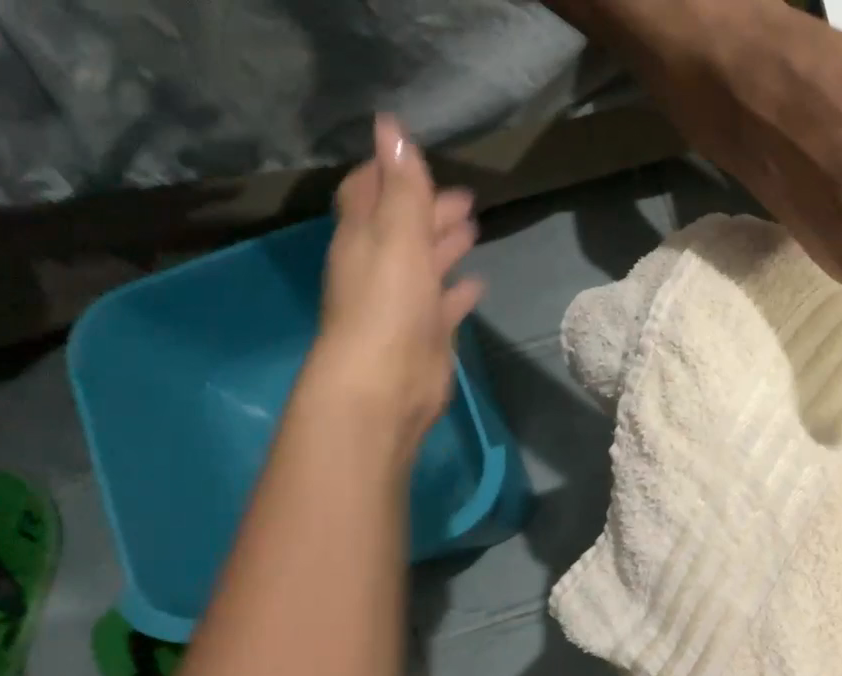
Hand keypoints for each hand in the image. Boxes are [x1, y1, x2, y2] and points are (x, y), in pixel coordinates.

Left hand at [311, 114, 482, 440]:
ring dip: (444, 243)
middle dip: (427, 206)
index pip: (369, 191)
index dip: (388, 171)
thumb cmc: (388, 305)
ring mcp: (403, 301)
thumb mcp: (397, 236)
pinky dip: (458, 288)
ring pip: (425, 262)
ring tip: (474, 227)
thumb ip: (403, 187)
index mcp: (363, 237)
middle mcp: (379, 265)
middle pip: (402, 226)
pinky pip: (444, 301)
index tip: (414, 155)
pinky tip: (478, 283)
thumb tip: (391, 127)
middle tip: (464, 194)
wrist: (387, 382)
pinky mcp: (427, 332)